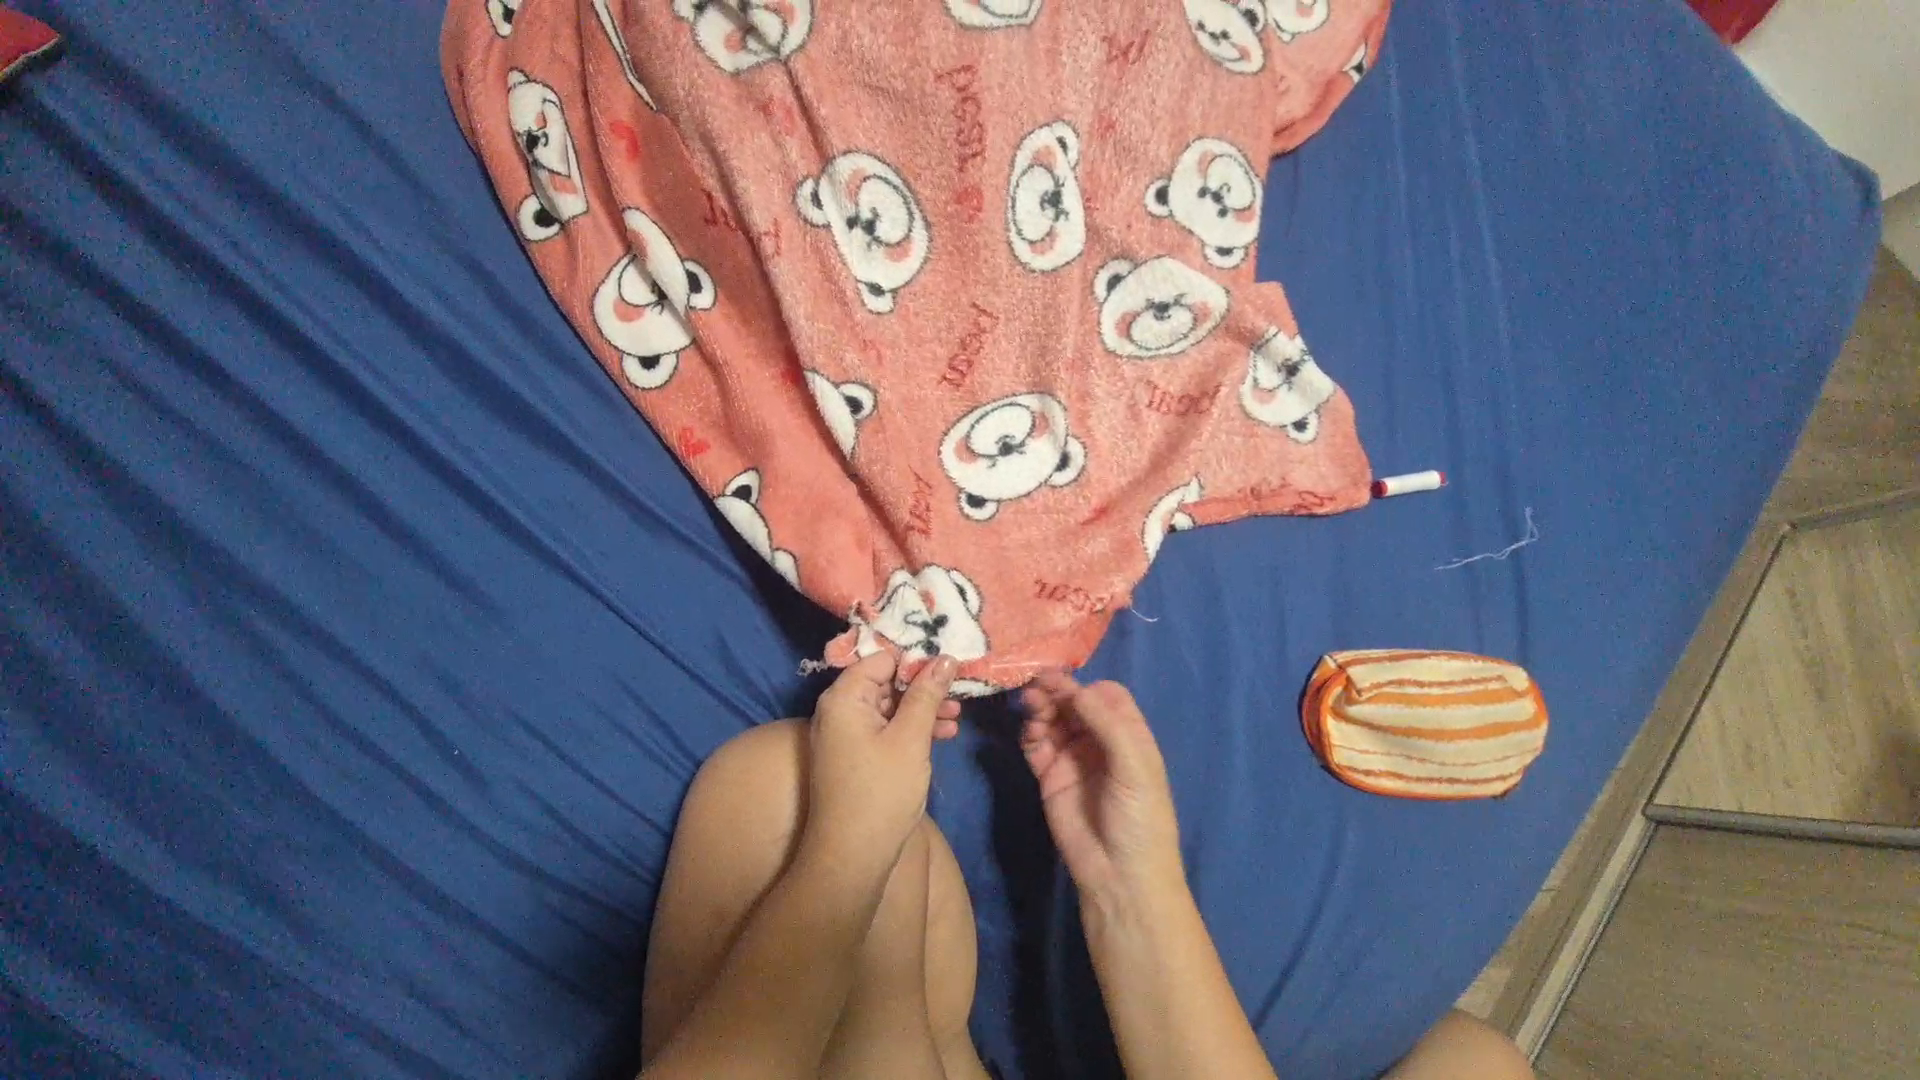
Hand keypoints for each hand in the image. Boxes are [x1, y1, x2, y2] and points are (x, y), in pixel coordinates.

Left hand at [801, 652, 960, 876]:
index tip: (948, 662)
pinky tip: (943, 734)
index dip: (915, 658)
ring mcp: (844, 734)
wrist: (852, 857)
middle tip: (959, 690)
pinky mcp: (854, 755)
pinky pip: (885, 728)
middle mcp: (838, 710)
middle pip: (885, 681)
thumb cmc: (881, 791)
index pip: (881, 658)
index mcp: (844, 697)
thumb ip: (927, 694)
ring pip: (889, 706)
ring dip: (922, 708)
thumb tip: (945, 658)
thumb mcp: (911, 738)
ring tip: (957, 714)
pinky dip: (911, 729)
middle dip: (922, 685)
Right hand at [1020, 674, 1183, 902]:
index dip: (1086, 686)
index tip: (1064, 683)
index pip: (1106, 696)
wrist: (1119, 876)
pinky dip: (1030, 734)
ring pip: (1053, 720)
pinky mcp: (1050, 777)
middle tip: (1036, 687)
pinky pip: (1036, 745)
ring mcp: (1073, 758)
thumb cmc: (1140, 817)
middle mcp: (1100, 742)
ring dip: (1041, 709)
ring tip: (1031, 707)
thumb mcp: (1134, 766)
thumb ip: (1106, 723)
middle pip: (1074, 704)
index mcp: (1129, 736)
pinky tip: (1030, 733)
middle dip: (1057, 692)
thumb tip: (1075, 689)